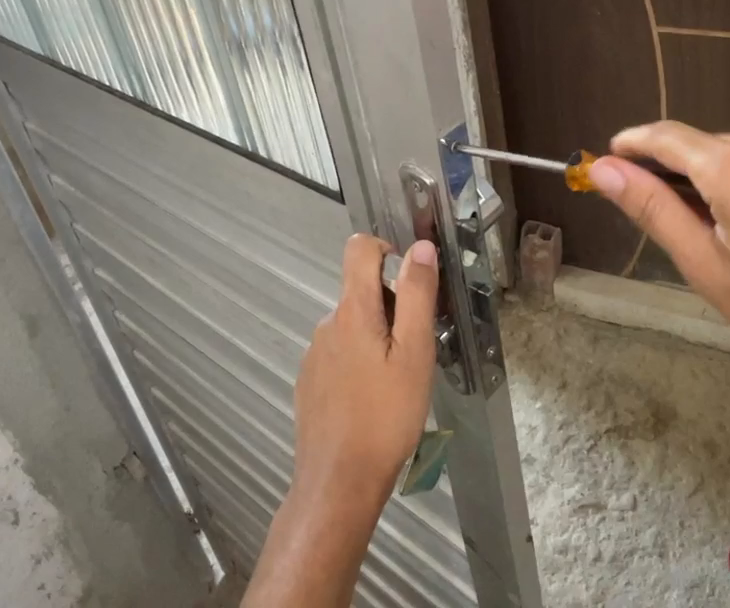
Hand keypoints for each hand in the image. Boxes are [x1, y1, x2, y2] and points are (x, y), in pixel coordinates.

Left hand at [290, 234, 439, 513]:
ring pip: (353, 326)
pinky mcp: (310, 382)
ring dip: (377, 339)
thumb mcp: (415, 353)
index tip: (411, 280)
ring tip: (399, 382)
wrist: (339, 482)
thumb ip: (417, 295)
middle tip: (418, 350)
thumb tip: (420, 246)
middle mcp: (327, 324)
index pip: (359, 249)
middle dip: (392, 307)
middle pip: (361, 292)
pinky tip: (374, 401)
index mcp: (353, 311)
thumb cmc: (386, 416)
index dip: (387, 248)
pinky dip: (360, 363)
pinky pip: (340, 355)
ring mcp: (315, 355)